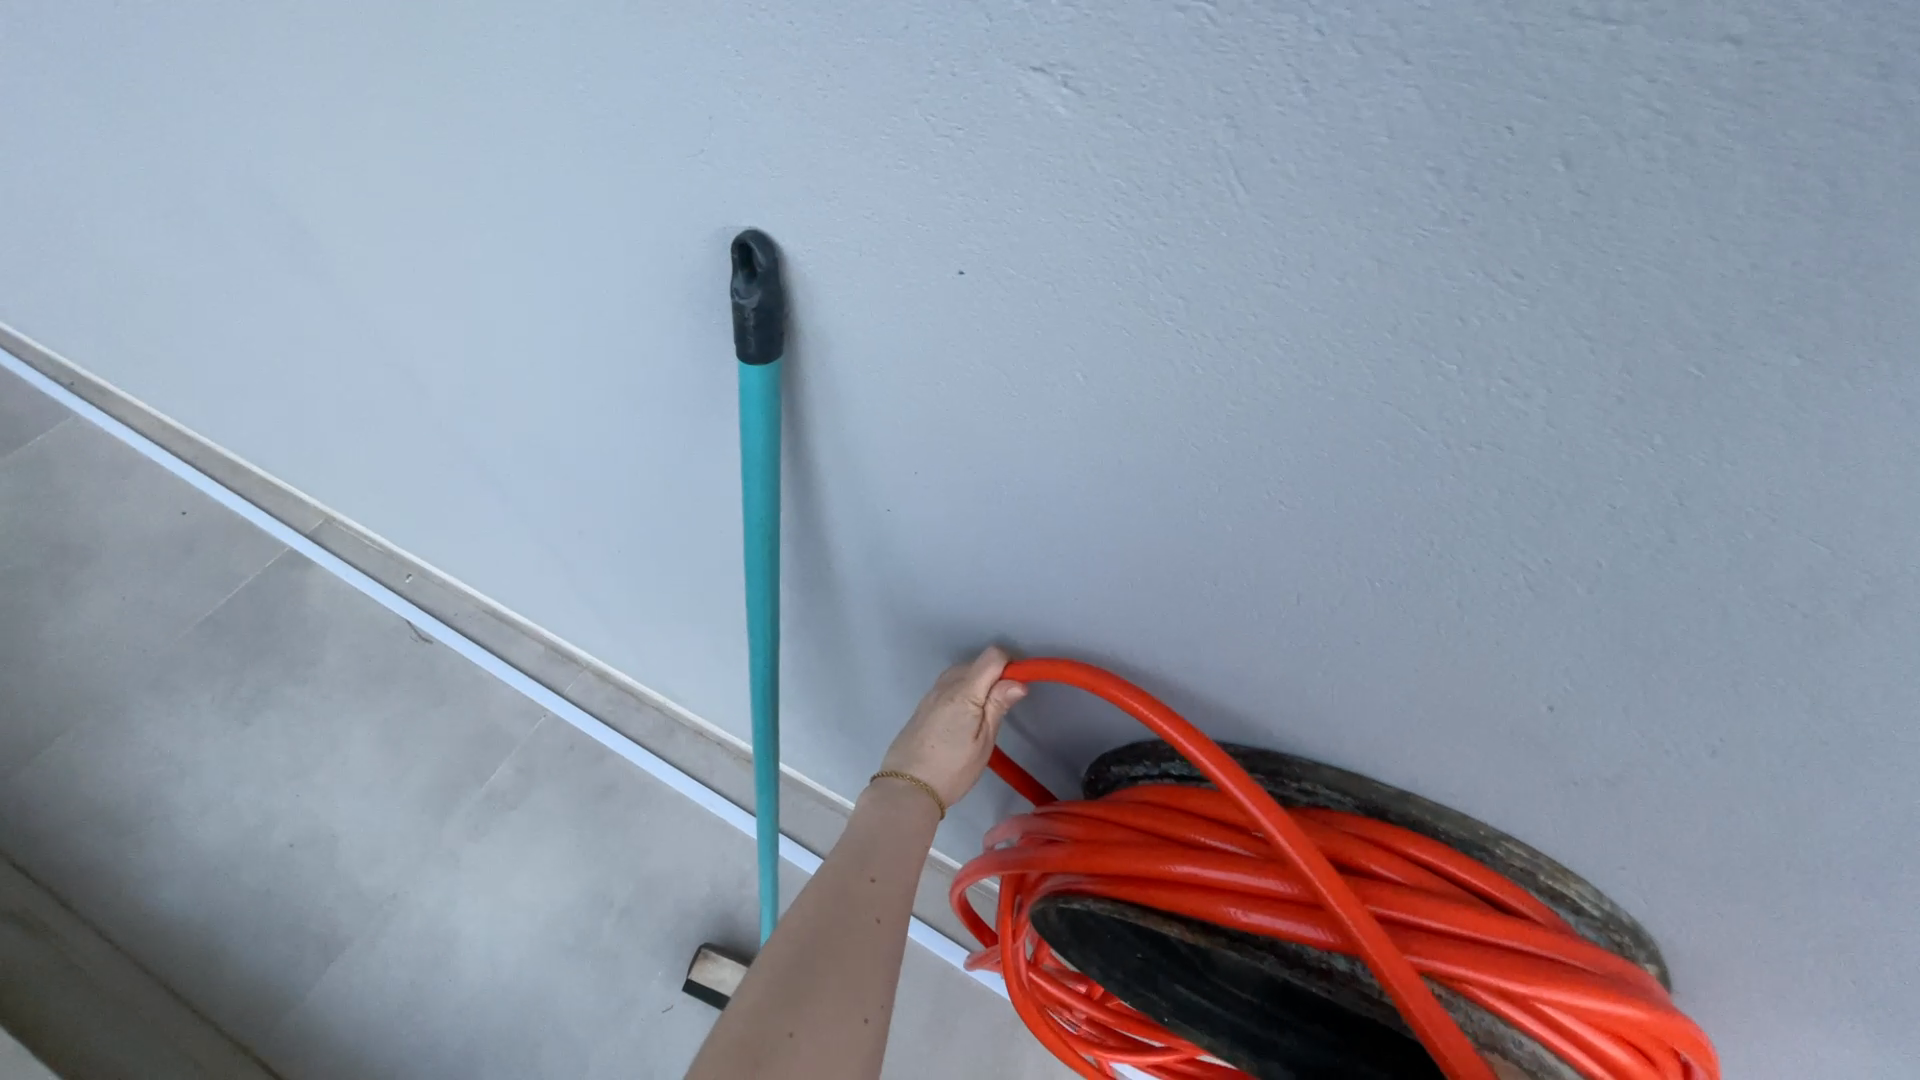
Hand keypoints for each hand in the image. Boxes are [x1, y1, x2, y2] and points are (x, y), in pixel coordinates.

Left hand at [878, 646, 1027, 806]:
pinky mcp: (923, 705)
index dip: (1010, 666)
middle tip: (1001, 709)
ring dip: (977, 684)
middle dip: (994, 677)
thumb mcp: (983, 742)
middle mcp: (945, 685)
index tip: (1015, 689)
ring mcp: (931, 694)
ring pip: (961, 673)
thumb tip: (1017, 681)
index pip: (993, 656)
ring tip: (982, 717)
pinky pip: (948, 685)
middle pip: (977, 663)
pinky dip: (962, 692)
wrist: (906, 788)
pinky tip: (963, 719)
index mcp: (964, 691)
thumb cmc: (952, 770)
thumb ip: (998, 706)